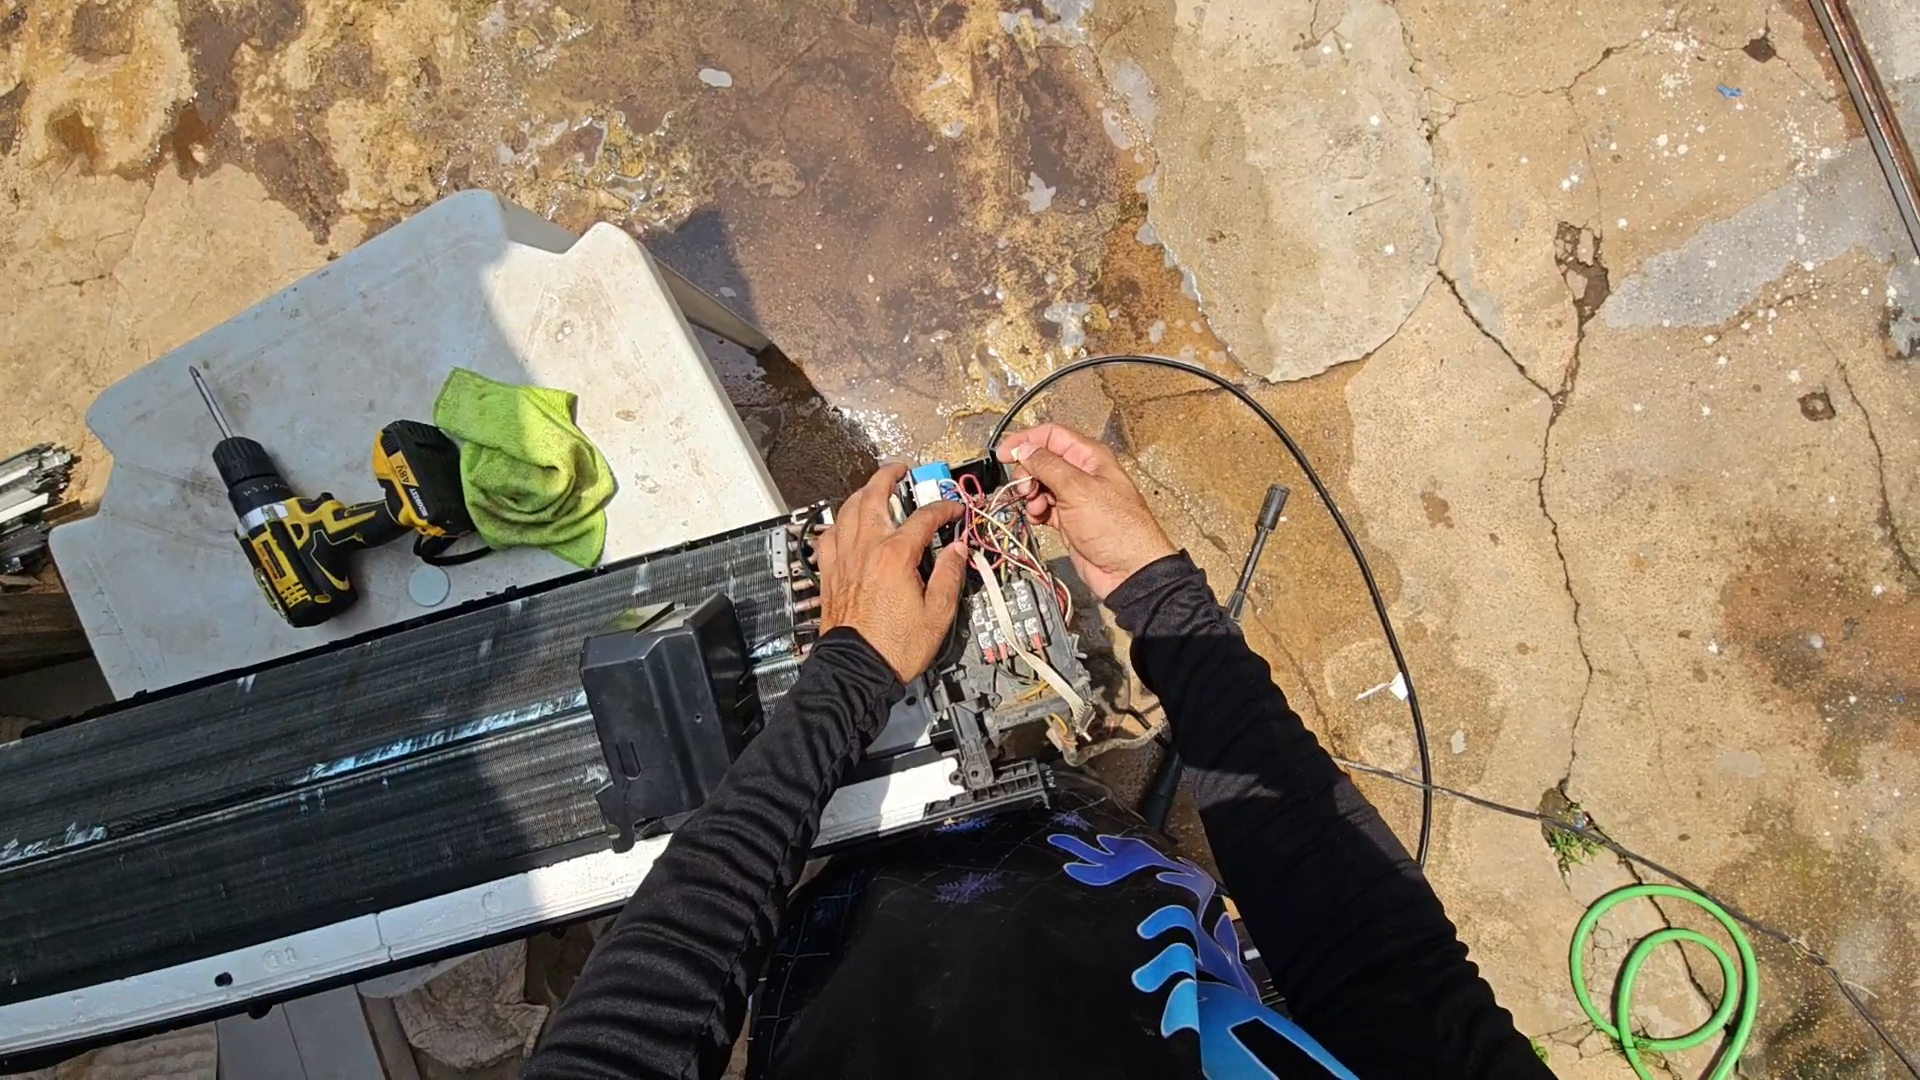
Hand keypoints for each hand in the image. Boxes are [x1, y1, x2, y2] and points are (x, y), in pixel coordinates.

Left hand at [815, 464, 969, 681]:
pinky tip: (846, 523)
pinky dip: (838, 522)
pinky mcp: (830, 573)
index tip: (955, 511)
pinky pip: (828, 535)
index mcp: (895, 556)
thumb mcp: (938, 614)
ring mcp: (844, 559)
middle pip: (874, 496)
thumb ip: (950, 575)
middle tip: (902, 471)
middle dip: (890, 477)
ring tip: (874, 487)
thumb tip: (958, 550)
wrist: (857, 669)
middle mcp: (866, 550)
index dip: (944, 509)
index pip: (924, 518)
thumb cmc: (894, 647)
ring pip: (847, 509)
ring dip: (862, 492)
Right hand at [996, 424, 1175, 600]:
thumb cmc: (1115, 527)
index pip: (1051, 436)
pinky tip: (1039, 519)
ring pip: (1040, 485)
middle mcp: (1082, 474)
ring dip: (1030, 495)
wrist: (1125, 570)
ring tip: (1036, 508)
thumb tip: (1024, 448)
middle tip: (1024, 488)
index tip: (1004, 454)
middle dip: (1027, 472)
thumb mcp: (1078, 488)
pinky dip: (1036, 512)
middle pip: (1042, 460)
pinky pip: (1044, 508)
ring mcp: (1075, 497)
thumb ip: (1047, 465)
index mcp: (1089, 457)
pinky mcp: (1069, 519)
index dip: (1025, 441)